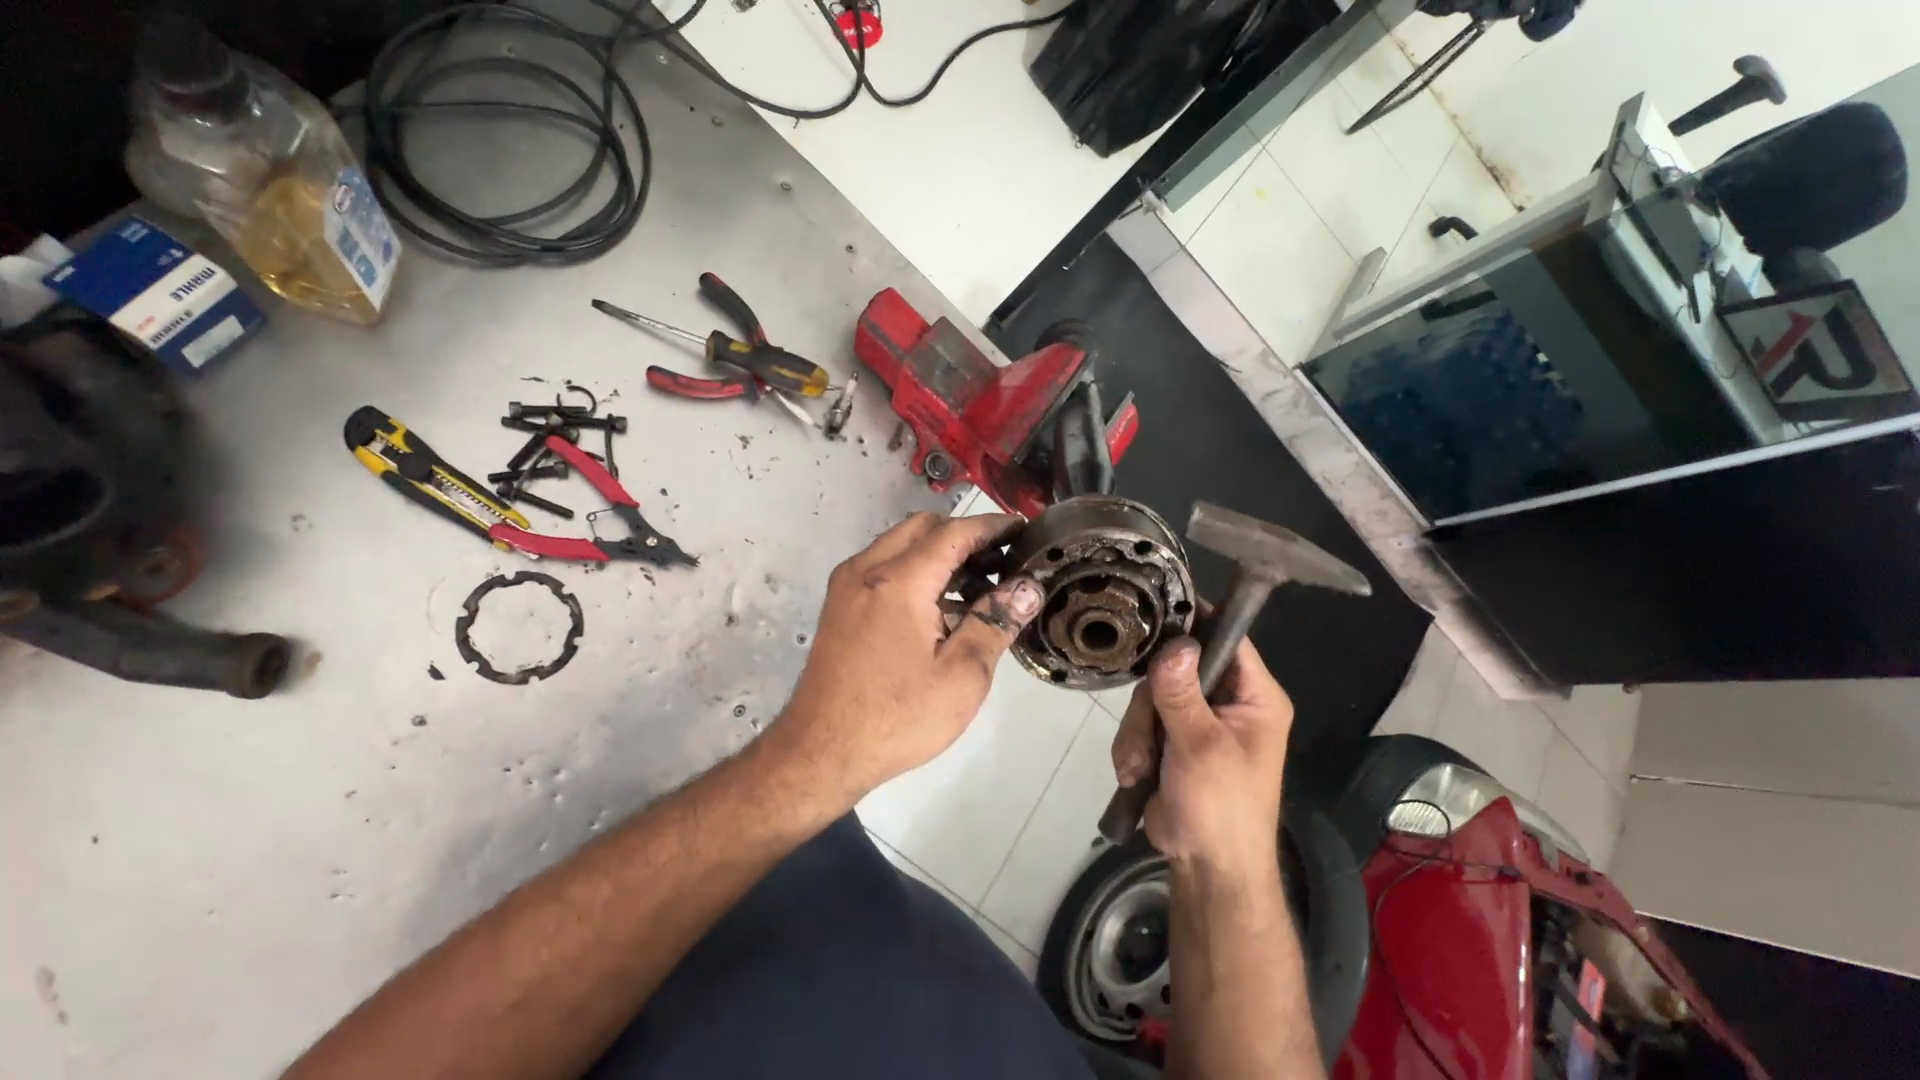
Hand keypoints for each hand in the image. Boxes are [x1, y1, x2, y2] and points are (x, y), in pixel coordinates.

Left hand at [773, 511, 1043, 803]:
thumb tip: (1027, 587)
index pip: (954, 533)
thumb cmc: (896, 718)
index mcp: (898, 581)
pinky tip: (942, 608)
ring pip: (900, 546)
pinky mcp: (840, 607)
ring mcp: (847, 587)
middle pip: (923, 528)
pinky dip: (916, 571)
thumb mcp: (961, 676)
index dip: (993, 527)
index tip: (1025, 529)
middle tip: (1004, 559)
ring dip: (939, 553)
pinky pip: (883, 568)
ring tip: (980, 586)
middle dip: (965, 535)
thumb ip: (994, 623)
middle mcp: (866, 570)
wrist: (821, 752)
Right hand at [1111, 638, 1293, 875]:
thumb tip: (1174, 642)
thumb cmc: (1222, 807)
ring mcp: (1197, 723)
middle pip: (1175, 669)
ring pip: (1151, 699)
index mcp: (1254, 697)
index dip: (1195, 623)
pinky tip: (1136, 776)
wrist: (1207, 870)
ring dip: (1138, 734)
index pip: (1228, 639)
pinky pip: (1140, 725)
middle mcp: (1228, 703)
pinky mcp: (1170, 743)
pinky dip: (1133, 750)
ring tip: (1141, 768)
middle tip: (1149, 735)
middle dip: (1151, 706)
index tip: (1156, 614)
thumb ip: (1181, 693)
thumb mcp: (1200, 746)